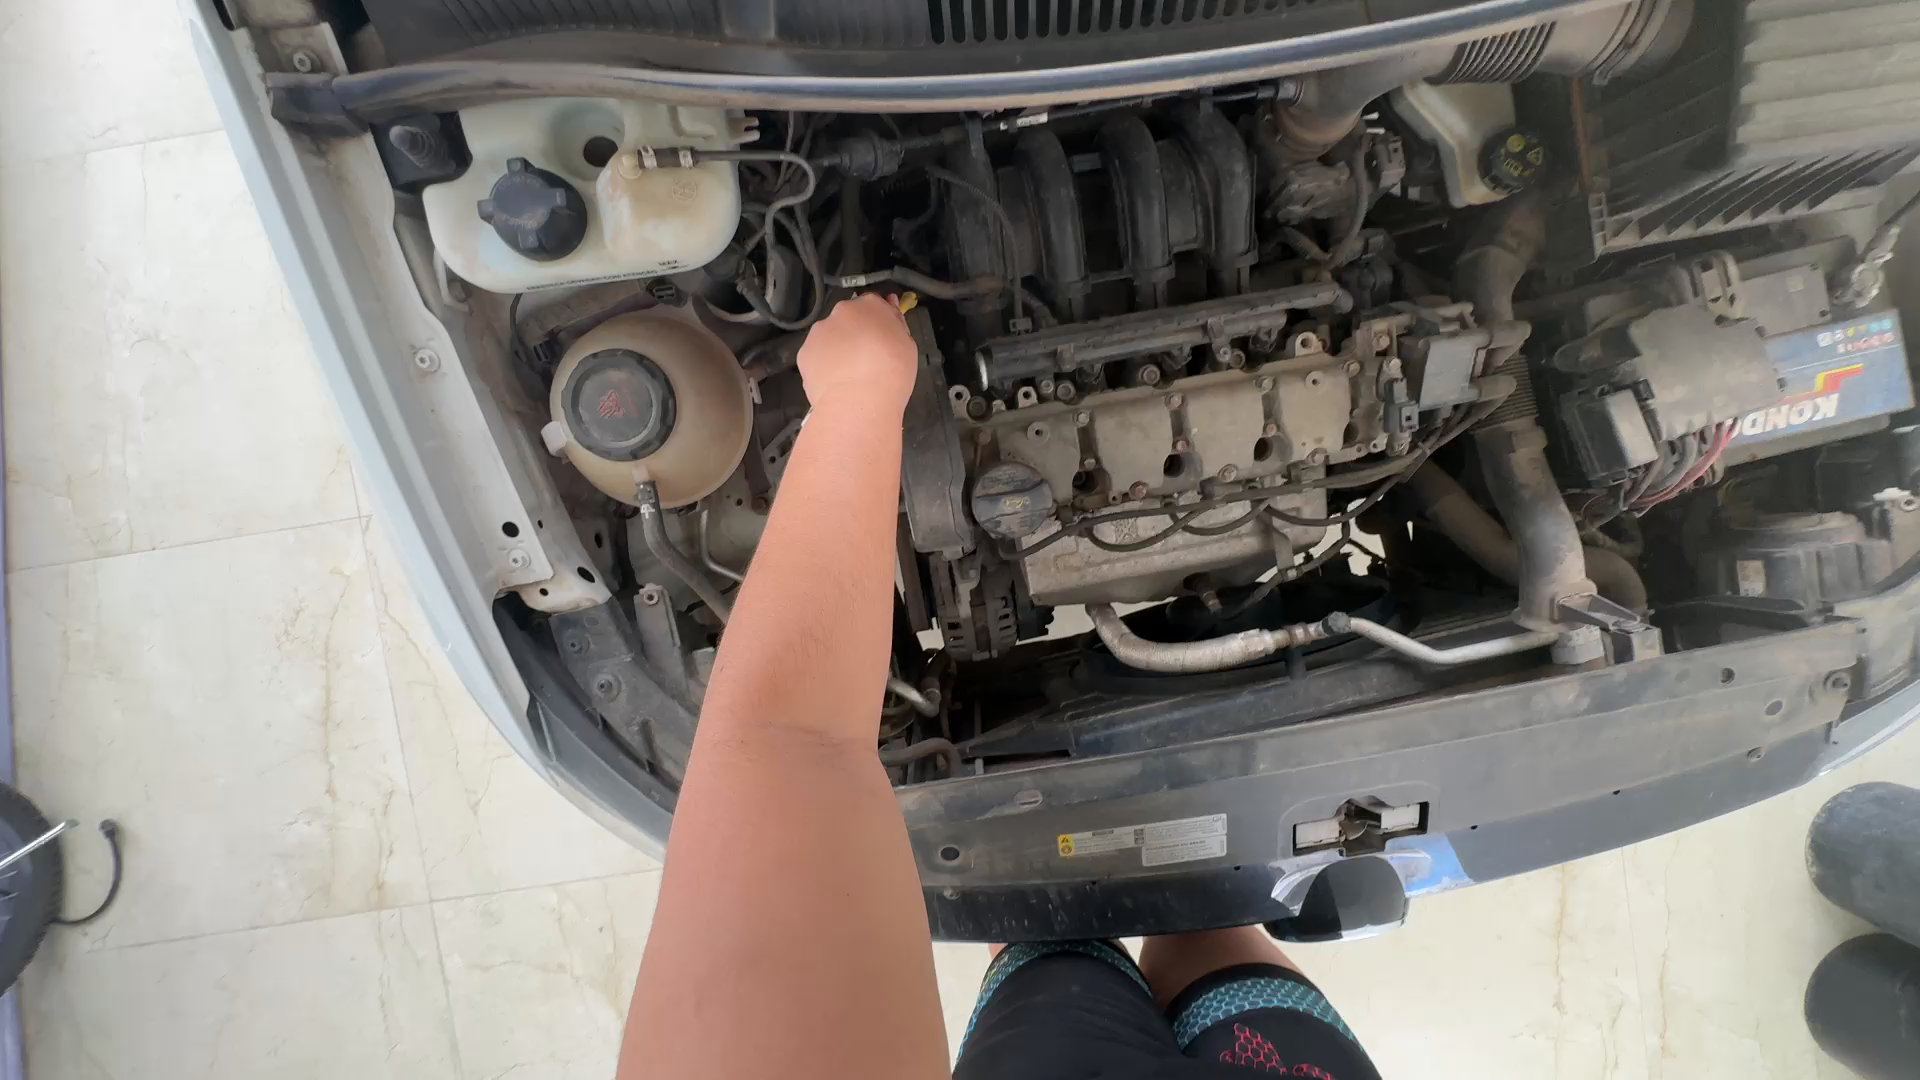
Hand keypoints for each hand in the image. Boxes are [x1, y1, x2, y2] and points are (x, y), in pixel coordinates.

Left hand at [796, 293, 918, 417]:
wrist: (858, 402)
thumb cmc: (890, 373)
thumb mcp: (908, 346)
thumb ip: (896, 326)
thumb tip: (890, 315)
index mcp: (869, 305)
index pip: (875, 304)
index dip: (880, 320)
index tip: (885, 335)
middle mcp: (841, 312)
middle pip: (849, 318)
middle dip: (857, 333)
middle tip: (868, 357)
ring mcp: (819, 332)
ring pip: (830, 336)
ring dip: (839, 348)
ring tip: (851, 374)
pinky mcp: (804, 353)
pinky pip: (817, 355)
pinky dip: (825, 365)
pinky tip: (836, 381)